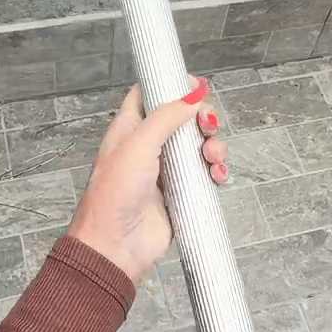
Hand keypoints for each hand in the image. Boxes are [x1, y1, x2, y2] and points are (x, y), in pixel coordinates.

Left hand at [67, 77, 227, 282]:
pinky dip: (215, 171)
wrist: (116, 246)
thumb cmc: (114, 195)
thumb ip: (167, 116)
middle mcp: (148, 146)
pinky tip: (217, 176)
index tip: (196, 85)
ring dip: (213, 146)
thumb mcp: (138, 145)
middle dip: (202, 119)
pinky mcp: (180, 192)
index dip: (172, 86)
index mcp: (130, 128)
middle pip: (183, 119)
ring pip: (198, 146)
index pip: (151, 94)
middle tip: (208, 126)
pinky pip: (205, 174)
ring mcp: (166, 169)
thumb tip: (192, 92)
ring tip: (213, 158)